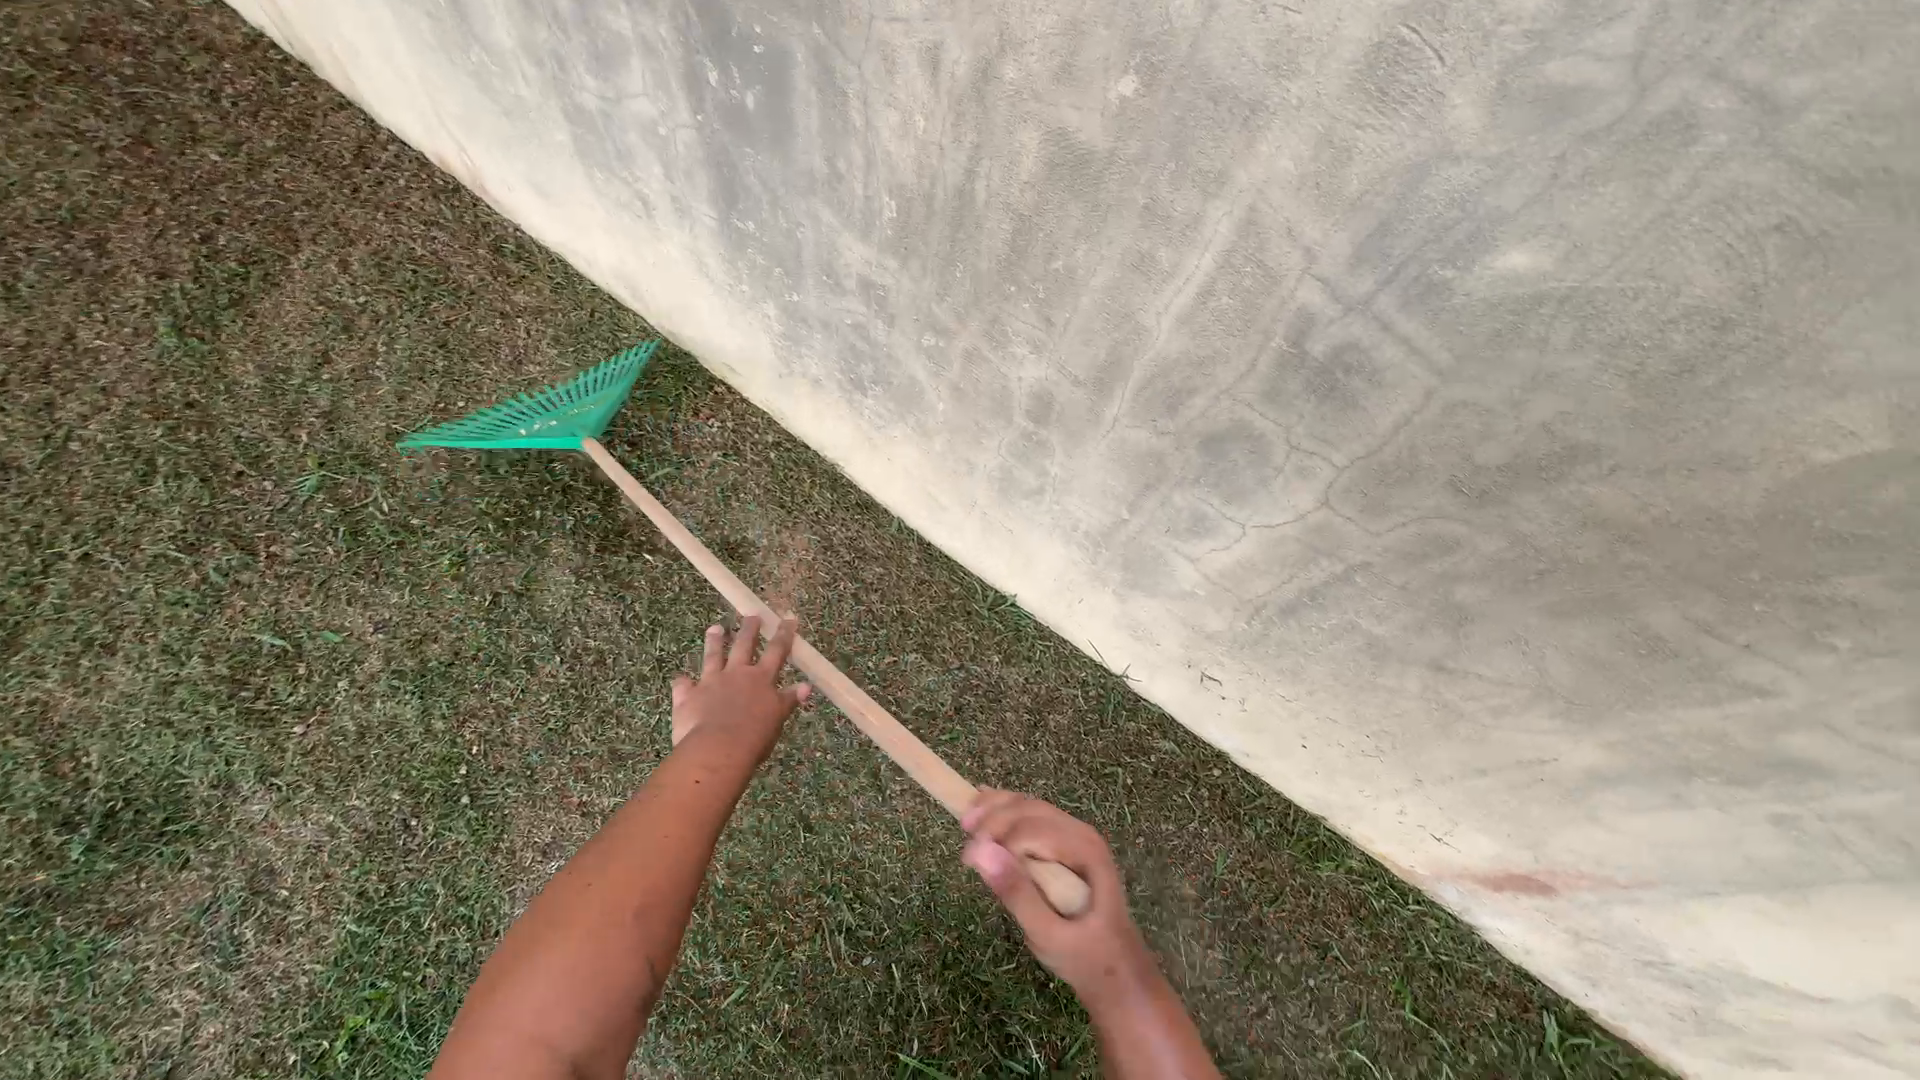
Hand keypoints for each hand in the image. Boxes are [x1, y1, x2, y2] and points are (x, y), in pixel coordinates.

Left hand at [669, 615, 810, 761]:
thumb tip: (806, 686)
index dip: (784, 634)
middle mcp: (736, 674)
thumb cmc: (754, 737)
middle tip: (752, 615)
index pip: (777, 651)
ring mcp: (710, 682)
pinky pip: (683, 685)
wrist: (718, 747)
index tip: (788, 619)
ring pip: (713, 656)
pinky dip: (682, 682)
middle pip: (743, 646)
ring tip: (715, 628)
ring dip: (715, 641)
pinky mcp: (688, 696)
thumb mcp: (778, 718)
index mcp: (761, 679)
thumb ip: (788, 700)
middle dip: (749, 629)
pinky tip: (681, 679)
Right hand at [961, 790, 1152, 1001]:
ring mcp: (1076, 837)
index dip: (996, 836)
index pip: (1032, 828)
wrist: (1118, 974)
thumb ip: (1017, 893)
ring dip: (997, 808)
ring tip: (967, 820)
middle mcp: (1082, 834)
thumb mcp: (1047, 934)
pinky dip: (1007, 812)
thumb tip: (981, 852)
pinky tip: (986, 806)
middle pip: (1030, 809)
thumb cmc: (1085, 958)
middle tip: (963, 834)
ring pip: (1030, 807)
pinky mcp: (1067, 846)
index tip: (967, 860)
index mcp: (1084, 852)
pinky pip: (1033, 818)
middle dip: (994, 817)